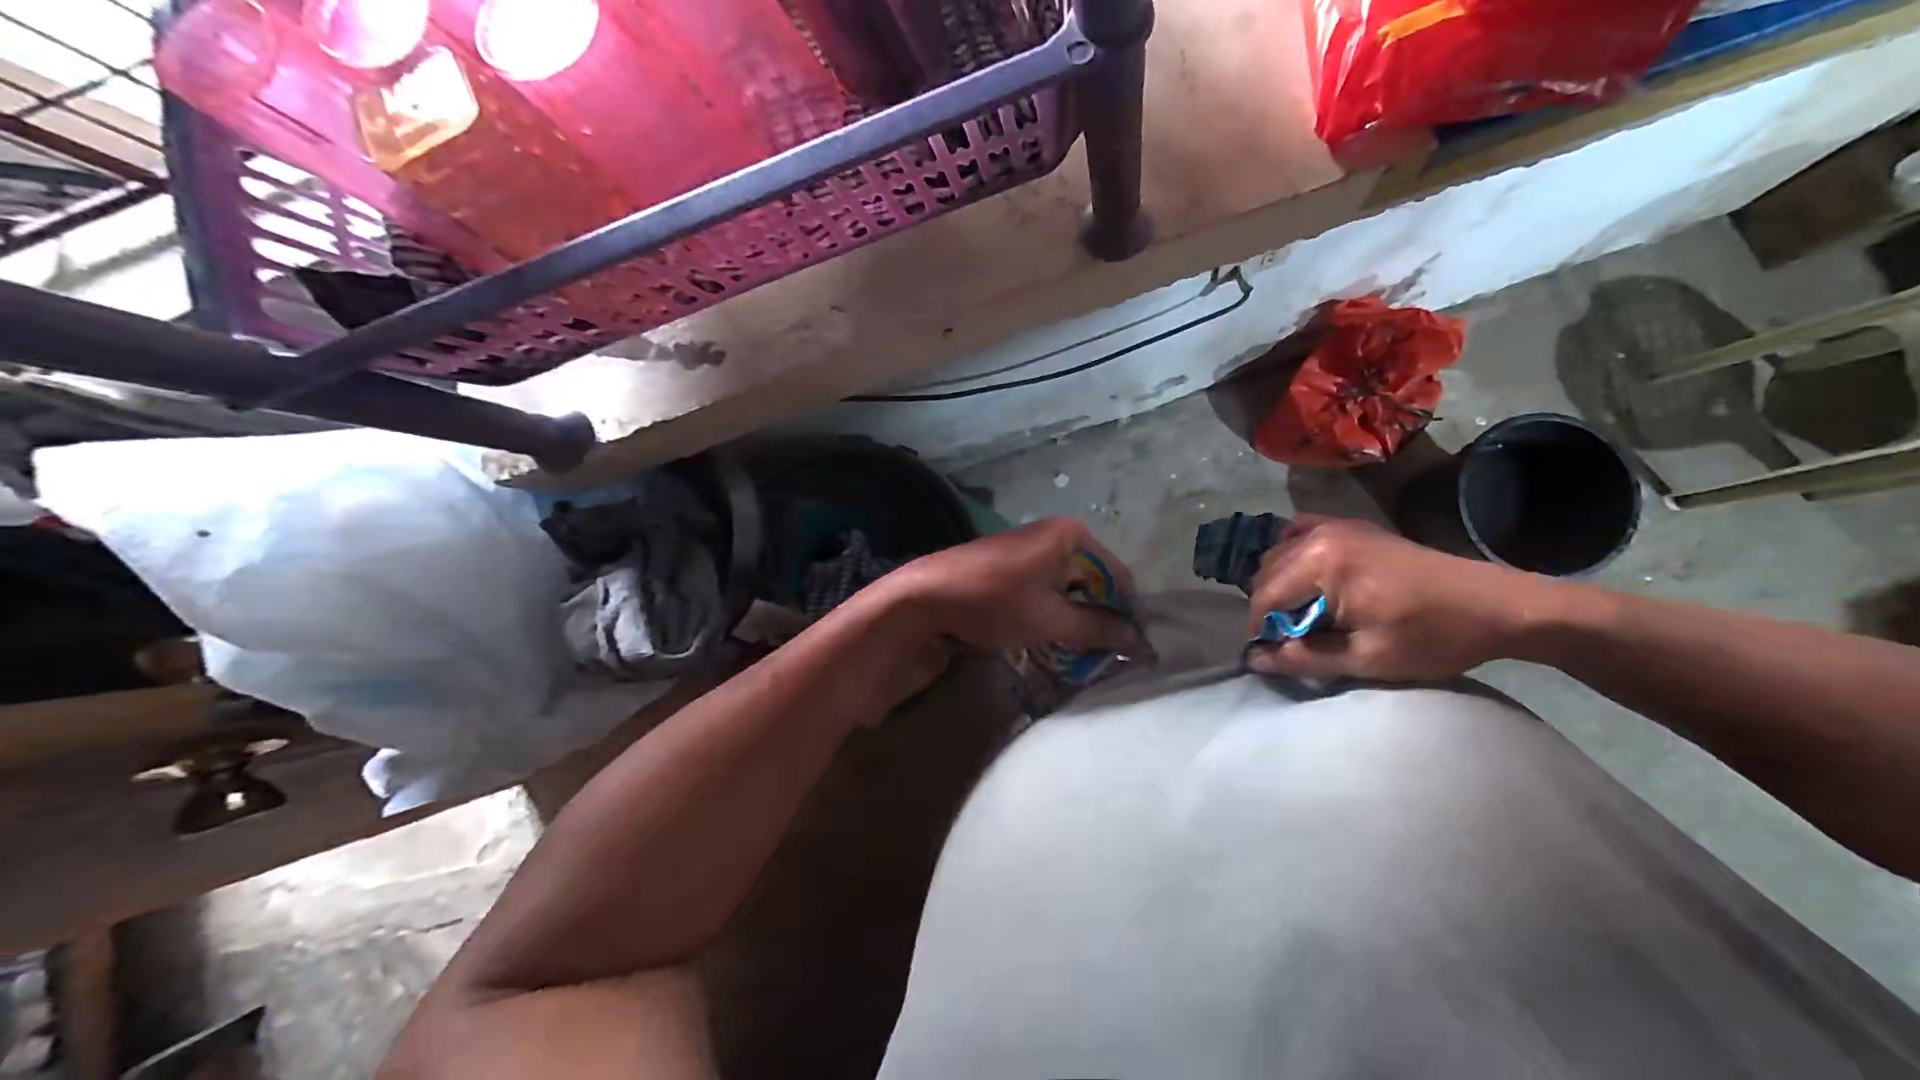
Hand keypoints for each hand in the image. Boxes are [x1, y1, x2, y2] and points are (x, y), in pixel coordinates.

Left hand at [879, 518, 1150, 656]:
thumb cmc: (994, 602)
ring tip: (1077, 654)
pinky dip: (1050, 616)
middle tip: (1102, 657)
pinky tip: (1048, 642)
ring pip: (1067, 590)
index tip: (1131, 651)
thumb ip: (1099, 630)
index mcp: (1071, 536)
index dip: (1126, 614)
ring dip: (1073, 622)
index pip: (1118, 576)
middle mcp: (1054, 535)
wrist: (923, 598)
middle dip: (1098, 619)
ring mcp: (1029, 551)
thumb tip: (1143, 645)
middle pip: (1093, 582)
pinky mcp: (1009, 568)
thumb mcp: (1052, 620)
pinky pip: (1044, 593)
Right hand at [1245, 515, 1564, 680]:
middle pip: (1265, 574)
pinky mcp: (1350, 526)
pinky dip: (1292, 554)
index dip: (1260, 630)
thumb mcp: (1366, 657)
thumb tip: (1252, 660)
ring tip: (1303, 615)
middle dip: (1269, 608)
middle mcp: (1319, 536)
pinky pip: (1298, 534)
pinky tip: (1307, 579)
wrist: (1497, 605)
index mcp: (1321, 564)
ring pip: (1277, 555)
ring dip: (1279, 585)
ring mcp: (1335, 525)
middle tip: (1291, 639)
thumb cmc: (1433, 635)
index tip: (1273, 654)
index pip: (1263, 598)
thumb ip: (1303, 657)